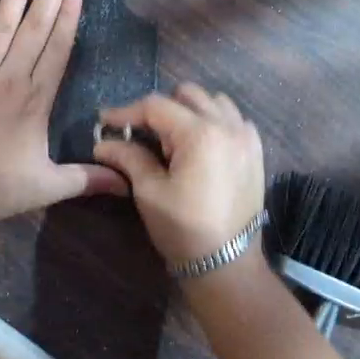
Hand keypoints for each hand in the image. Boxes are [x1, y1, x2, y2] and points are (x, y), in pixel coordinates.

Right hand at [92, 85, 264, 265]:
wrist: (228, 264)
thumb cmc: (183, 229)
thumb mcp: (149, 192)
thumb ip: (129, 157)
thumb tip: (103, 142)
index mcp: (200, 134)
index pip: (156, 106)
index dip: (126, 111)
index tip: (104, 121)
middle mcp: (228, 126)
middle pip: (187, 94)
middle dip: (159, 109)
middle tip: (142, 135)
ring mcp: (246, 138)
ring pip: (213, 102)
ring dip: (189, 112)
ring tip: (174, 140)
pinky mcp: (256, 152)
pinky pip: (234, 120)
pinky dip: (214, 122)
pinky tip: (201, 147)